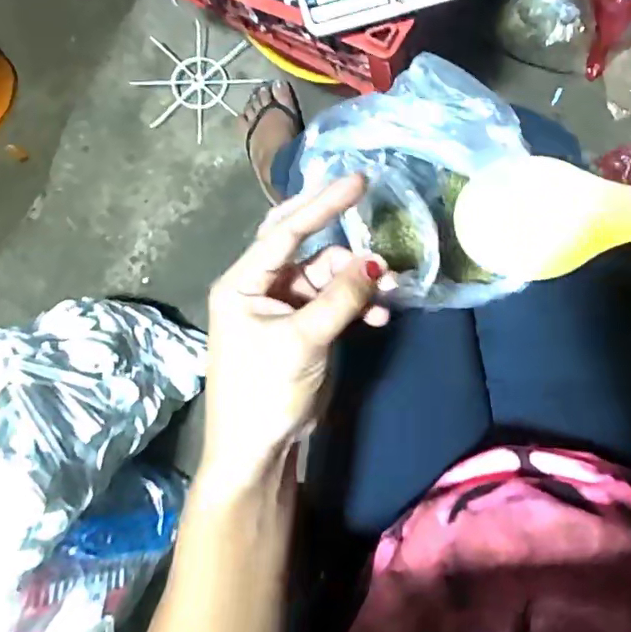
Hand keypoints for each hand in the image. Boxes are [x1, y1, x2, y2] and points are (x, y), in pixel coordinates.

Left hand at [200, 175, 387, 479]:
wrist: (259, 450)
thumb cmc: (265, 391)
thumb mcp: (303, 339)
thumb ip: (341, 296)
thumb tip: (378, 261)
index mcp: (242, 282)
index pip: (285, 231)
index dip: (323, 204)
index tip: (358, 181)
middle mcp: (261, 285)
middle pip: (301, 240)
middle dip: (333, 221)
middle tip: (363, 192)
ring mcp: (284, 304)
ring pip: (328, 272)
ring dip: (358, 278)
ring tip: (387, 291)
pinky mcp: (305, 323)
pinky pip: (337, 297)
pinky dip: (359, 301)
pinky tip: (379, 314)